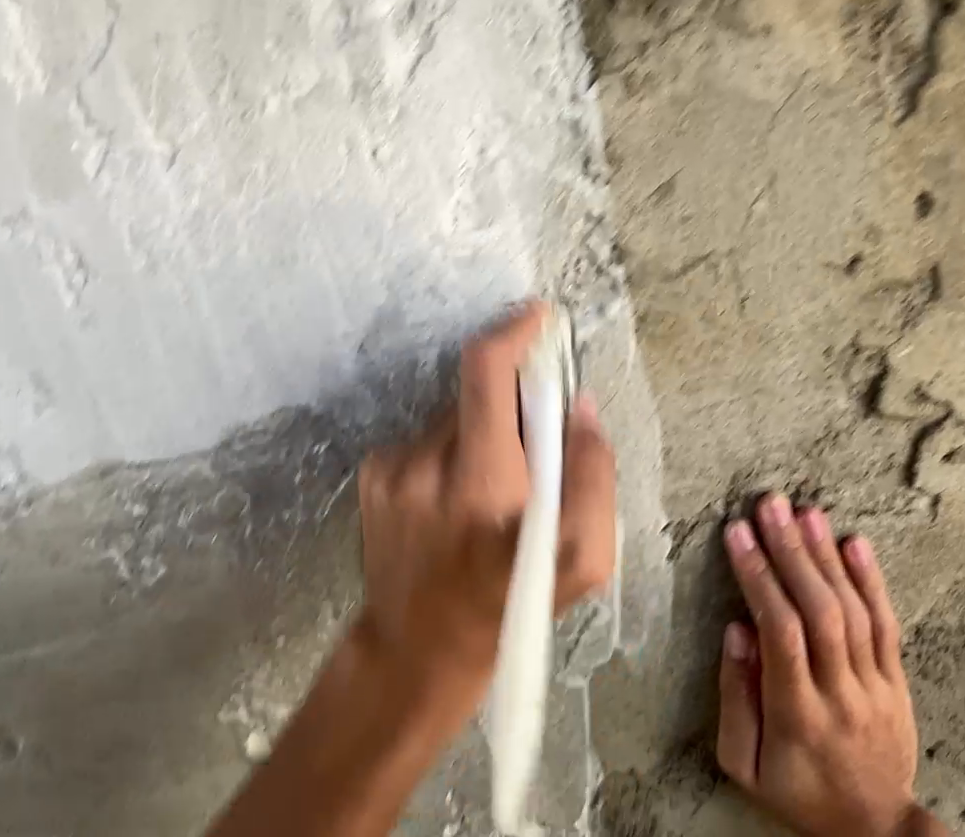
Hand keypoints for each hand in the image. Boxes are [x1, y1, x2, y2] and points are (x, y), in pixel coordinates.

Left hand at [355, 303, 617, 690]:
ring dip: (479, 436)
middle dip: (511, 405)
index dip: (512, 333)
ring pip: (452, 419)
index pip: (485, 374)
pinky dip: (448, 454)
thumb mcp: (582, 560)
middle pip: (477, 396)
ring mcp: (391, 468)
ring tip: (485, 493)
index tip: (537, 317)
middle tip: (529, 447)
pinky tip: (450, 501)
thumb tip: (577, 406)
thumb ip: (592, 475)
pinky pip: (425, 439)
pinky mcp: (372, 474)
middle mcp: (427, 465)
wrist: (418, 646)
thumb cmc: (510, 605)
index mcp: (482, 484)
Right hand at [717, 496, 938, 836]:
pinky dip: (871, 580)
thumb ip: (735, 699)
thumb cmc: (796, 793)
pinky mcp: (897, 680)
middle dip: (790, 550)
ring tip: (803, 512)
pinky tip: (853, 542)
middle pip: (819, 610)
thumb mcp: (744, 763)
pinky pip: (886, 624)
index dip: (758, 576)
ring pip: (853, 610)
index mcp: (798, 714)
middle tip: (768, 505)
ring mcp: (875, 685)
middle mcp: (841, 693)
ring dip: (825, 556)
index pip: (780, 631)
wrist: (874, 829)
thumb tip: (737, 631)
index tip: (736, 533)